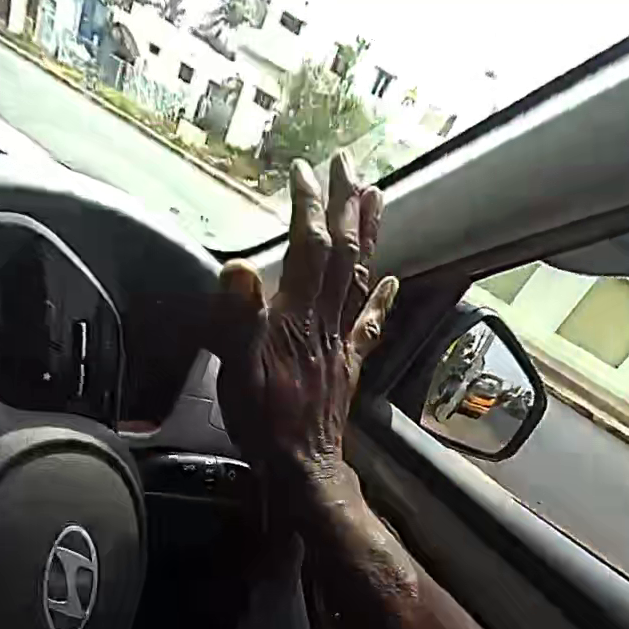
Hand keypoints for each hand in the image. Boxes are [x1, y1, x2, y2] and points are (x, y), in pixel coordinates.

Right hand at [207, 152, 397, 502]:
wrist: (302, 464)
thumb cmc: (265, 421)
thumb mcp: (237, 373)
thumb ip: (238, 322)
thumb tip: (238, 269)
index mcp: (297, 318)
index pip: (309, 249)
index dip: (310, 207)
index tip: (307, 171)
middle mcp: (325, 322)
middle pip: (343, 254)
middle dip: (347, 205)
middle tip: (350, 164)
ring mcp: (341, 342)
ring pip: (360, 279)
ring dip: (368, 235)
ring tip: (375, 197)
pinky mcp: (348, 364)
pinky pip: (369, 325)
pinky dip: (381, 298)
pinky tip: (390, 278)